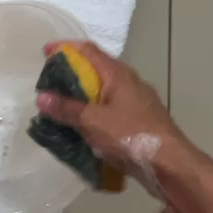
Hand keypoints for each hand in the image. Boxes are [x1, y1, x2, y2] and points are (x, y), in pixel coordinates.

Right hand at [33, 41, 195, 195]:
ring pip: (103, 90)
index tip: (45, 52)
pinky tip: (83, 126)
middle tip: (49, 84)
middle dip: (71, 73)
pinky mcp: (139, 119)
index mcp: (118, 74)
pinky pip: (110, 108)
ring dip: (82, 95)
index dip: (65, 48)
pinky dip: (93, 111)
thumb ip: (66, 109)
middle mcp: (129, 82)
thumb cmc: (131, 136)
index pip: (88, 50)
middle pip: (95, 69)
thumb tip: (41, 97)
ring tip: (61, 106)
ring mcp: (136, 101)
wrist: (171, 164)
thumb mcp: (92, 122)